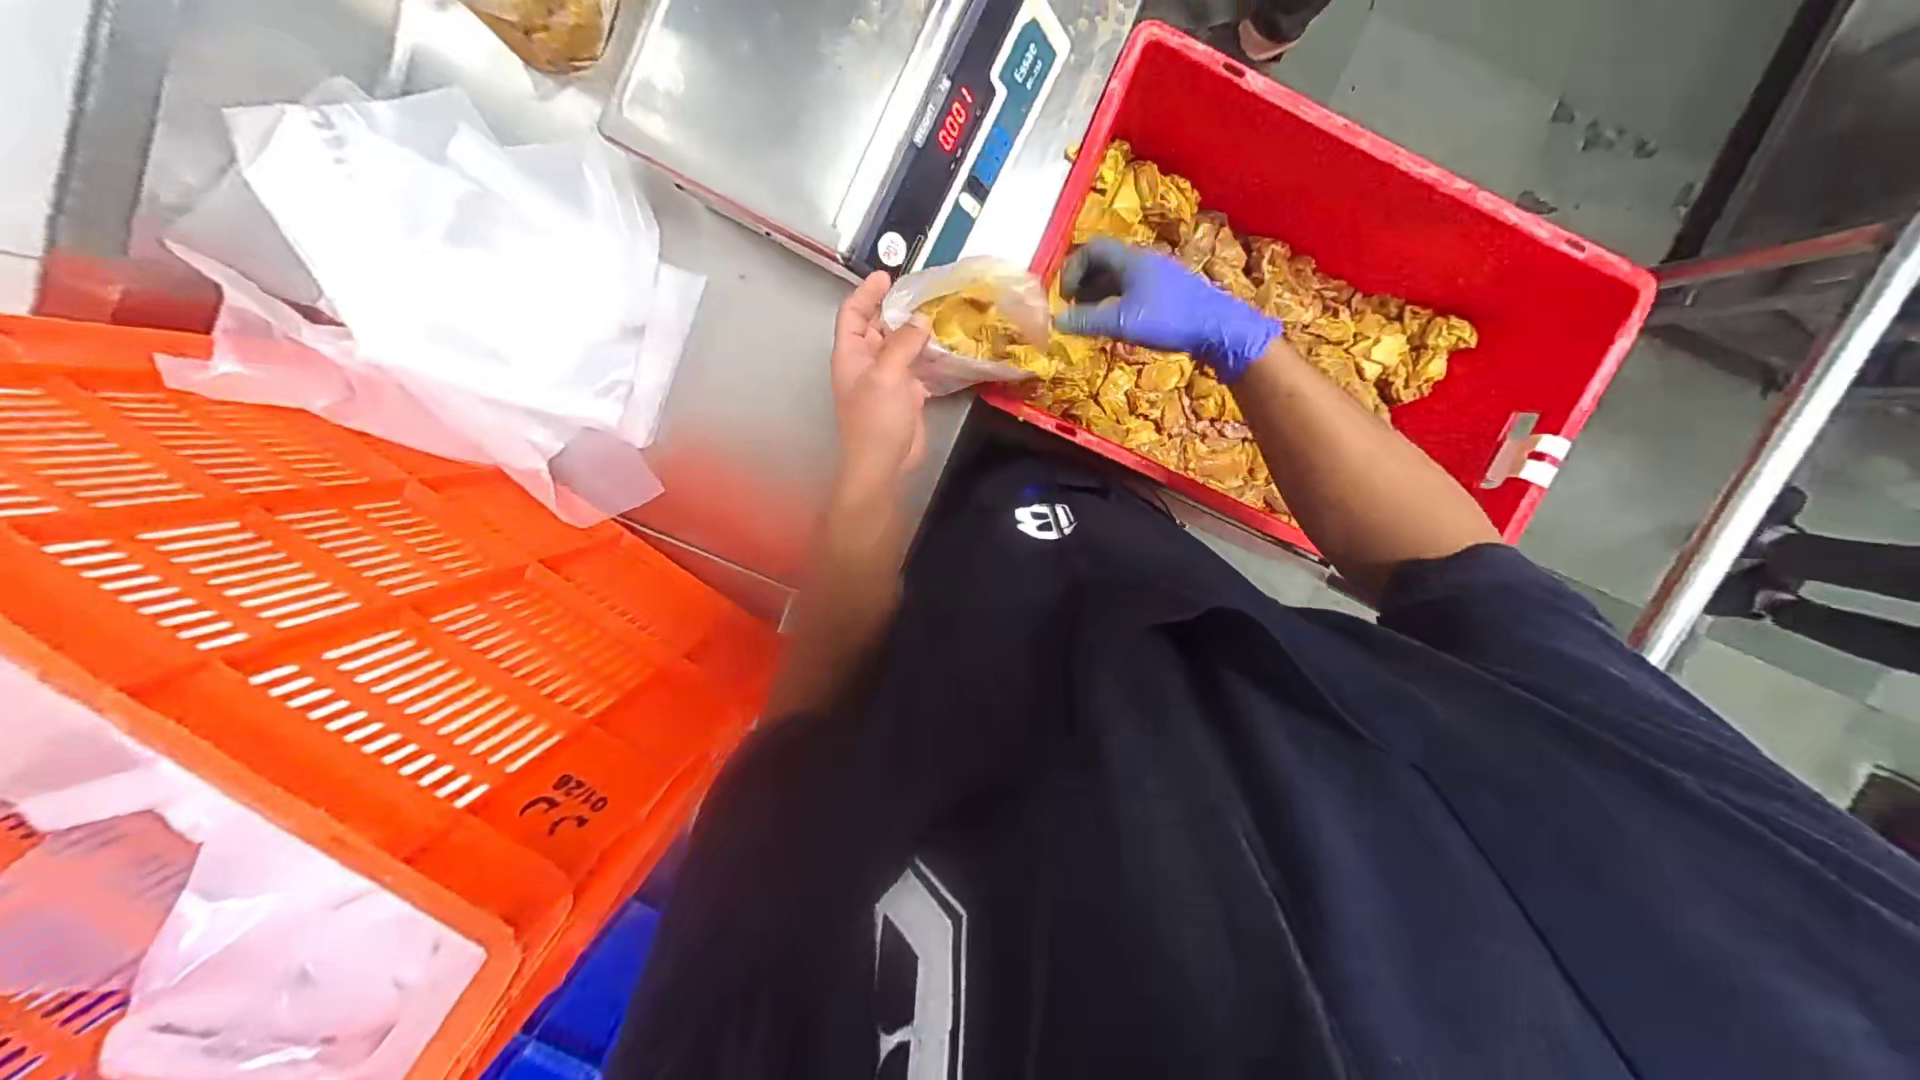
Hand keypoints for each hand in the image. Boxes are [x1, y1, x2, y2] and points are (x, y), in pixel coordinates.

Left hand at [832, 272, 931, 496]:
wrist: (883, 462)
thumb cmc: (875, 419)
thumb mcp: (886, 374)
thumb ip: (903, 343)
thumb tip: (921, 321)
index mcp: (851, 354)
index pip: (852, 314)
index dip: (866, 293)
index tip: (886, 276)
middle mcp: (866, 363)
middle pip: (878, 326)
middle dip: (897, 309)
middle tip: (923, 292)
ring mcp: (887, 379)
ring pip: (901, 346)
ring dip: (917, 332)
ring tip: (940, 314)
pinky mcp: (906, 394)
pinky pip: (917, 367)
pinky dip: (930, 356)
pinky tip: (947, 347)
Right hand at [1055, 237, 1281, 381]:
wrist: (1218, 327)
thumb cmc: (1168, 320)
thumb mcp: (1122, 322)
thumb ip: (1088, 320)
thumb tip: (1056, 321)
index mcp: (1130, 259)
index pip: (1090, 249)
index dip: (1071, 269)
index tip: (1064, 296)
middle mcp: (1142, 260)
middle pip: (1103, 261)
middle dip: (1082, 282)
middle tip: (1073, 307)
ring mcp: (1156, 274)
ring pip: (1117, 276)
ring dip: (1098, 293)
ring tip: (1090, 317)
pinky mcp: (1166, 290)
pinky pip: (1132, 287)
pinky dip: (1115, 300)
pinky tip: (1116, 320)